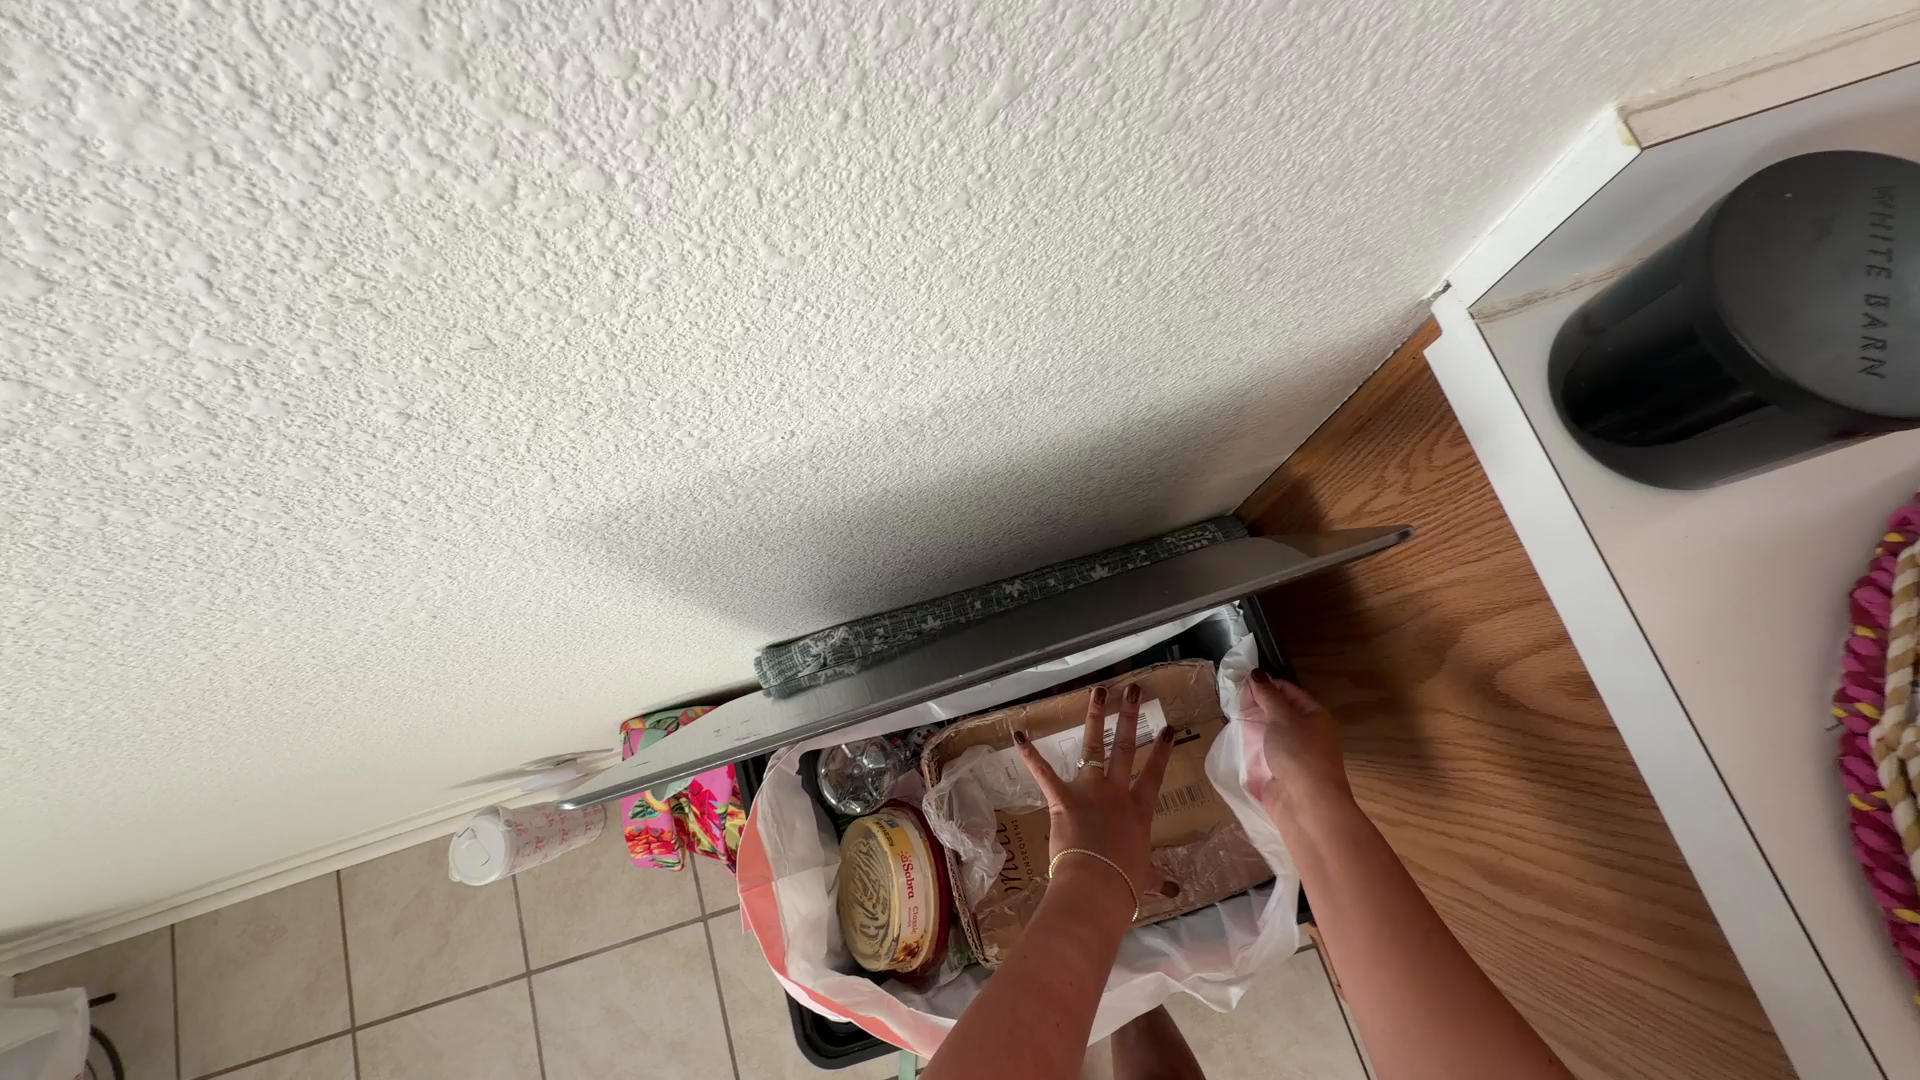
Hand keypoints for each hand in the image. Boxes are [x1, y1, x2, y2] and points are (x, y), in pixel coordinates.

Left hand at [1013, 682, 1175, 915]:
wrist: (1098, 883)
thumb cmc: (1124, 882)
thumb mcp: (1145, 877)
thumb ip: (1157, 878)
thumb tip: (1174, 891)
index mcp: (1138, 810)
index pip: (1154, 774)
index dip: (1162, 751)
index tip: (1168, 728)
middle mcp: (1117, 792)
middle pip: (1125, 747)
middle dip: (1129, 716)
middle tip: (1133, 690)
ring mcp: (1089, 791)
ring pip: (1093, 745)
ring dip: (1095, 717)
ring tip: (1098, 691)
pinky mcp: (1063, 798)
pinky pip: (1044, 772)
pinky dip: (1030, 754)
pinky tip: (1019, 734)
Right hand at [1243, 670, 1353, 820]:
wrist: (1305, 804)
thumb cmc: (1299, 754)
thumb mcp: (1283, 717)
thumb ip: (1267, 695)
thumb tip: (1256, 673)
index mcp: (1314, 716)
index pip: (1289, 691)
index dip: (1267, 684)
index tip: (1241, 682)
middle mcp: (1305, 733)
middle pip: (1277, 712)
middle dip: (1255, 705)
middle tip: (1230, 699)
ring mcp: (1291, 754)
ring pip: (1266, 732)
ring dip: (1250, 726)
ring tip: (1227, 717)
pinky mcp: (1277, 772)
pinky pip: (1260, 752)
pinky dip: (1248, 747)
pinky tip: (1232, 740)